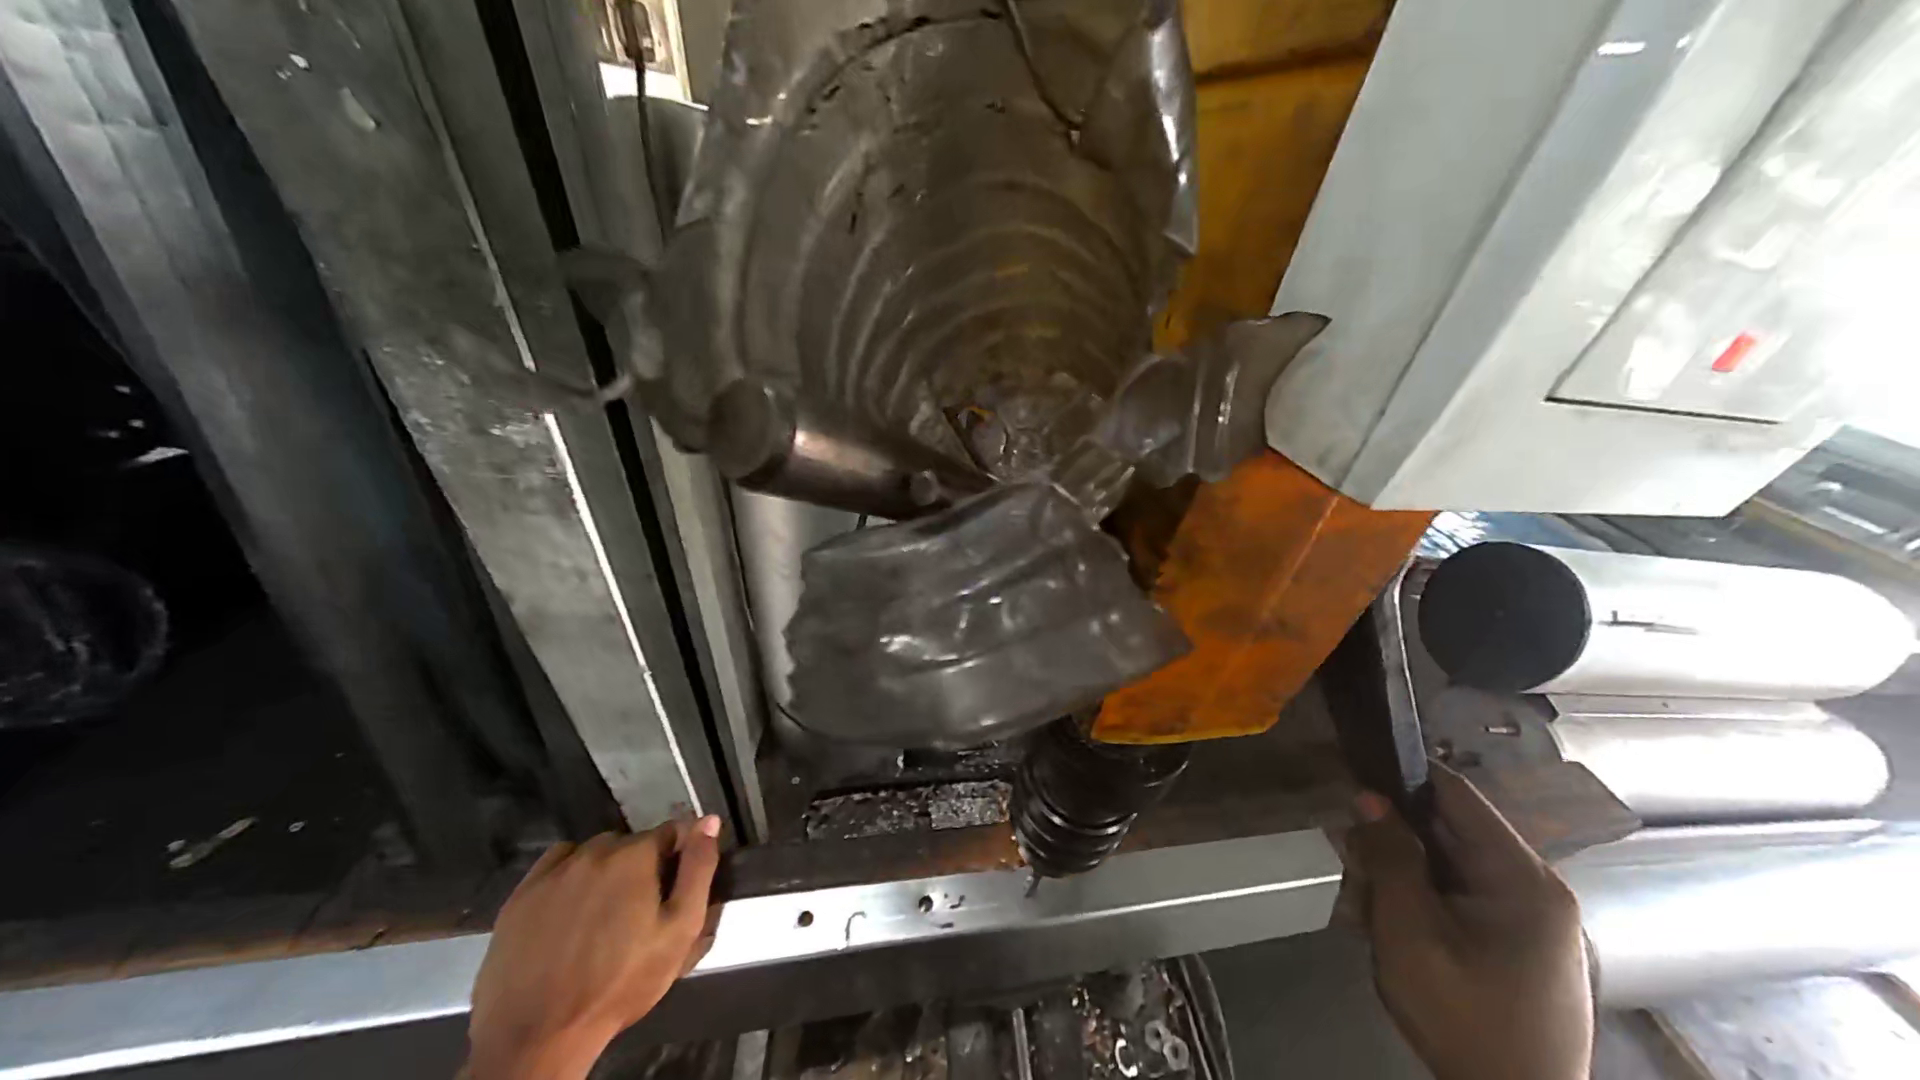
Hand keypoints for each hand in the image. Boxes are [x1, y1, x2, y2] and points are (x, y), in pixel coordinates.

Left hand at [466, 817, 721, 1079]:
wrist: (539, 1034)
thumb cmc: (620, 983)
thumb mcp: (679, 929)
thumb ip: (699, 869)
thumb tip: (709, 823)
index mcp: (636, 856)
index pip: (673, 832)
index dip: (683, 854)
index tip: (681, 883)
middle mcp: (594, 852)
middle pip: (634, 844)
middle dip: (645, 866)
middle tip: (644, 911)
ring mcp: (554, 872)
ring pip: (596, 854)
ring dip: (609, 871)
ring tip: (608, 917)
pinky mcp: (523, 894)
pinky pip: (558, 865)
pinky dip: (572, 876)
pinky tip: (574, 909)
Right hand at [1342, 765, 1592, 1079]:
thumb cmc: (1465, 1017)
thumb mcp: (1411, 932)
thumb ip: (1390, 858)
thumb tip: (1369, 797)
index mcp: (1523, 878)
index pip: (1456, 794)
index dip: (1401, 778)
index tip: (1351, 781)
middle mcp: (1533, 888)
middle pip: (1445, 832)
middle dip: (1390, 843)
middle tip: (1350, 869)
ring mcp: (1527, 919)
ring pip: (1444, 866)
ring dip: (1396, 878)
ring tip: (1363, 913)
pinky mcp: (1515, 944)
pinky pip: (1455, 898)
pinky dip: (1415, 903)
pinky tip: (1387, 930)